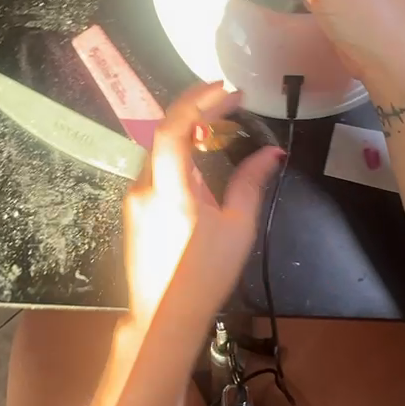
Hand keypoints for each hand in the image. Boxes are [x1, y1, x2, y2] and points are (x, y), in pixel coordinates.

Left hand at [123, 83, 282, 326]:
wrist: (163, 316)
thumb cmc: (205, 275)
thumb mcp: (238, 228)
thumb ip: (251, 183)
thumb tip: (271, 152)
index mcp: (170, 189)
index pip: (175, 128)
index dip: (200, 102)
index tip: (228, 89)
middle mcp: (144, 186)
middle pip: (163, 132)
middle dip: (195, 109)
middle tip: (226, 99)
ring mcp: (134, 198)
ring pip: (157, 150)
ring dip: (185, 130)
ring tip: (217, 124)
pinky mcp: (133, 209)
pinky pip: (154, 169)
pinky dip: (176, 153)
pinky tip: (198, 157)